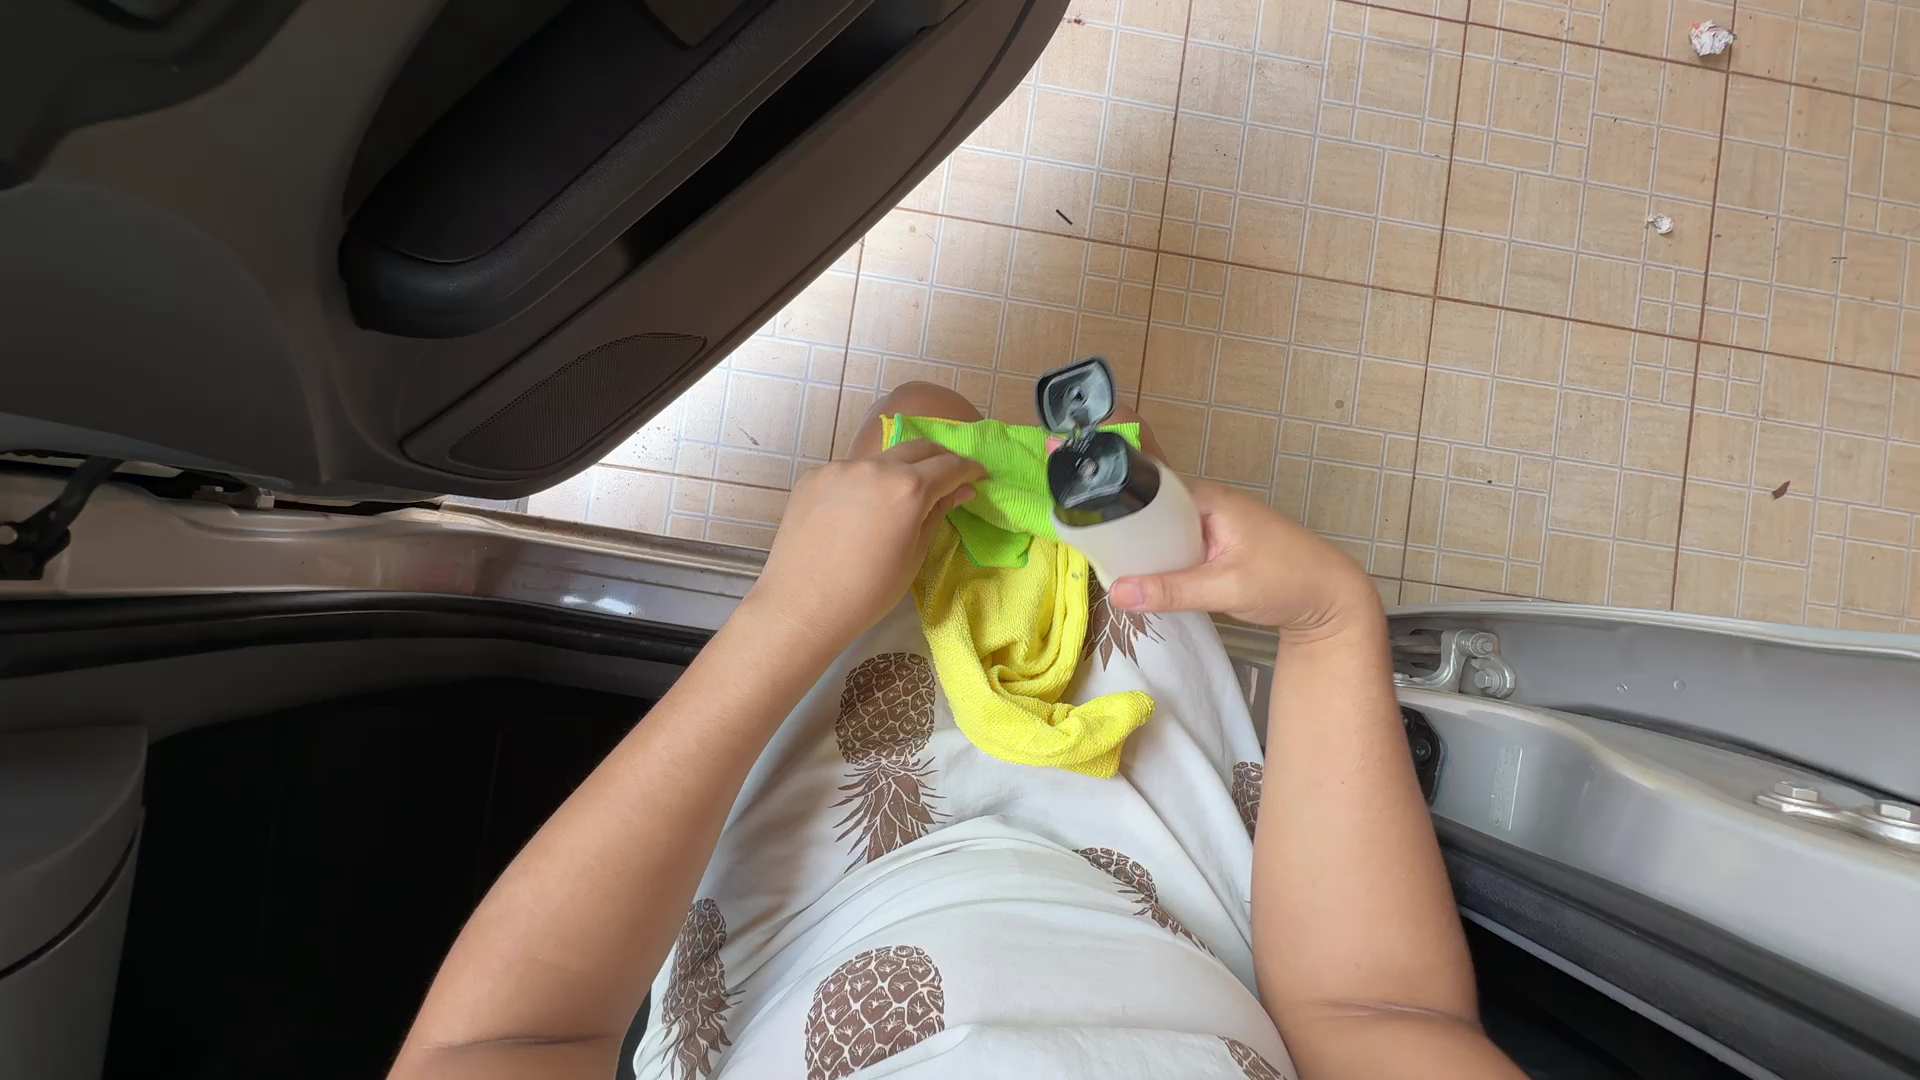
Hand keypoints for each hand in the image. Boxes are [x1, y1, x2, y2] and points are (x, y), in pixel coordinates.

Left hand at [744, 440, 985, 651]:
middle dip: (940, 458)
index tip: (979, 475)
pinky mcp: (813, 477)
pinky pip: (849, 473)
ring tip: (898, 499)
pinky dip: (864, 483)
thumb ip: (938, 513)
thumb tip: (962, 490)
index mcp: (908, 488)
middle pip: (918, 448)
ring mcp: (839, 468)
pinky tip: (858, 512)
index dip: (969, 469)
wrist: (802, 605)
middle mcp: (875, 466)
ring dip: (898, 472)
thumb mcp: (914, 555)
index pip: (950, 466)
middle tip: (950, 475)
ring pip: (880, 460)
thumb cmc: (869, 591)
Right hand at [1105, 478, 1381, 643]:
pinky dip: (1158, 553)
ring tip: (1104, 558)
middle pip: (1150, 505)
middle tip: (1089, 545)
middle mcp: (1206, 502)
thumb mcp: (1226, 589)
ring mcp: (1211, 521)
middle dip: (1122, 523)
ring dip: (1139, 541)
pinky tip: (1140, 571)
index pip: (1149, 484)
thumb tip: (1116, 592)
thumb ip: (1171, 590)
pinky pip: (1174, 540)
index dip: (1116, 495)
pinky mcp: (1214, 541)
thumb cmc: (1286, 582)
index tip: (1084, 514)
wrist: (1331, 599)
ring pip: (1161, 525)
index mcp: (1208, 498)